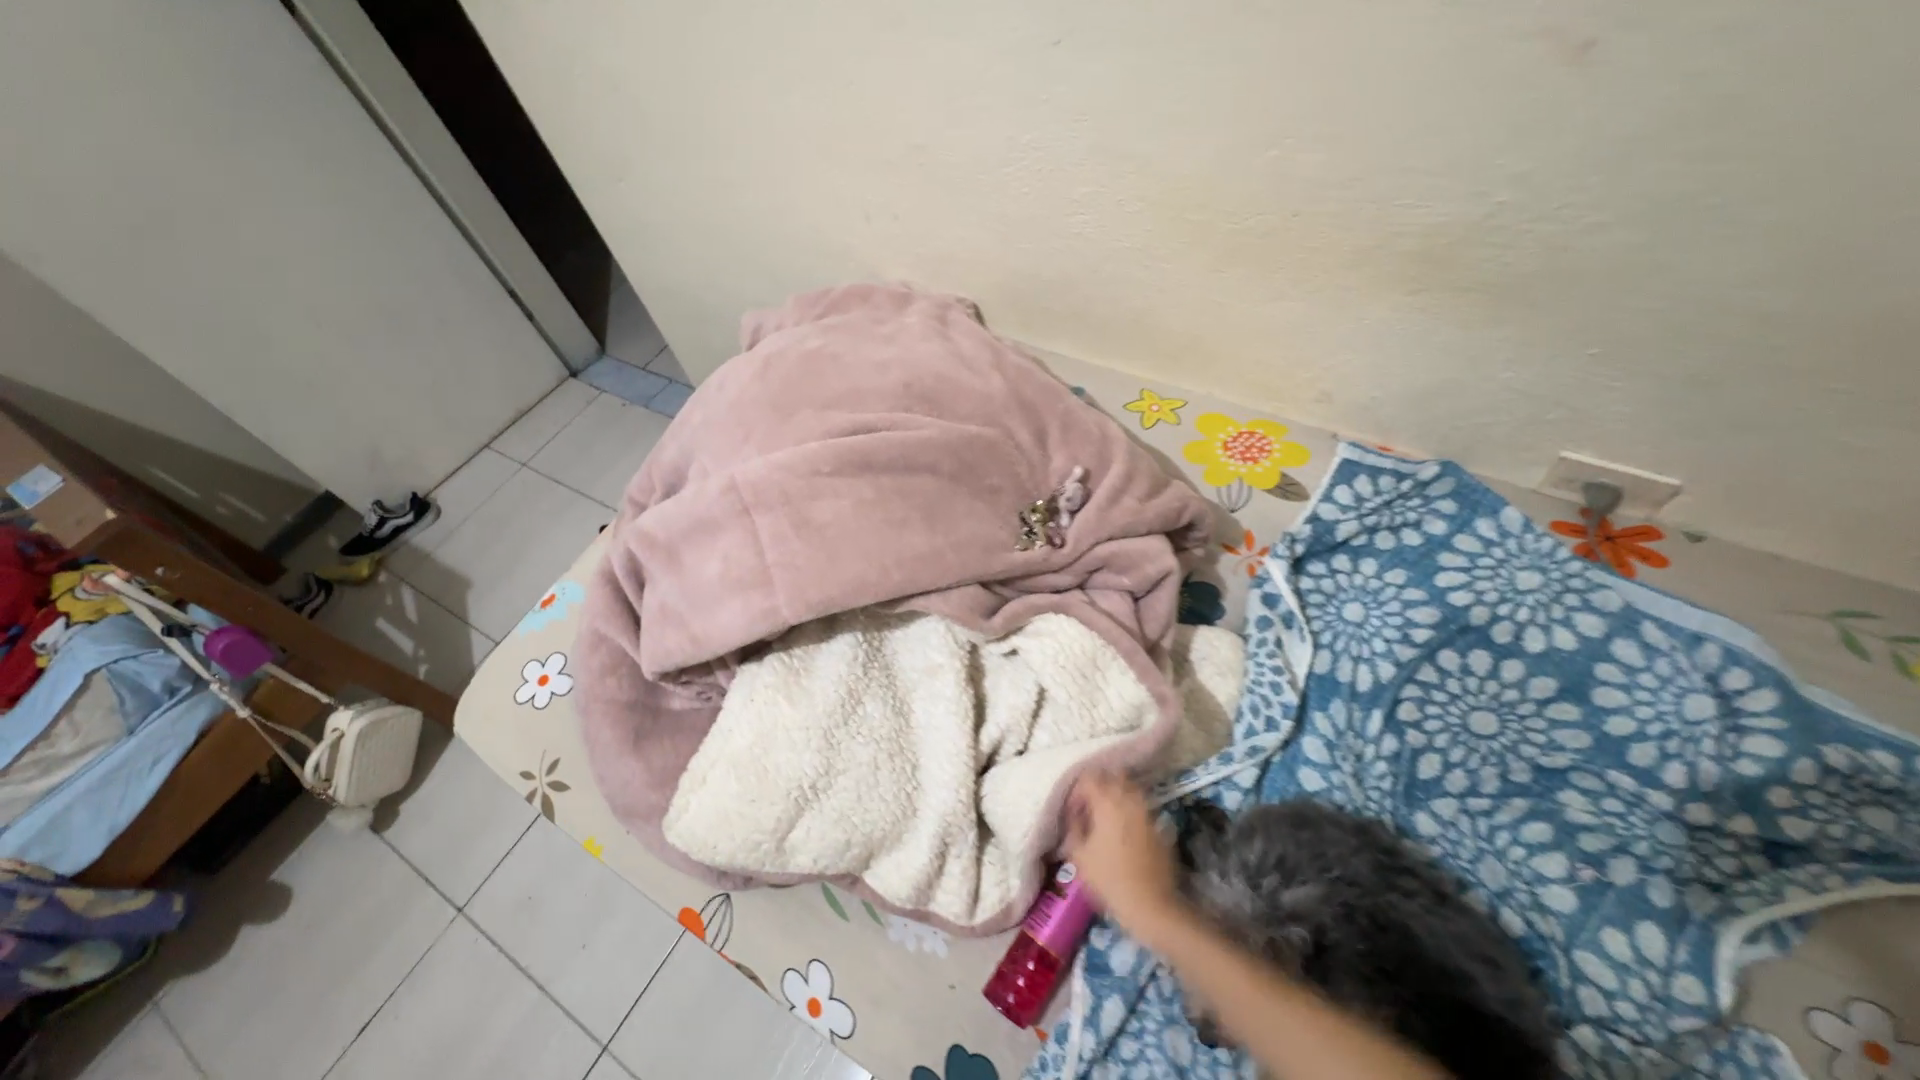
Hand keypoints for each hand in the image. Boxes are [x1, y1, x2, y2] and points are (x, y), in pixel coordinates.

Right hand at [1062, 772, 1183, 936]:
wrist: (1151, 904)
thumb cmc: (1109, 880)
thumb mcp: (1079, 856)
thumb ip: (1074, 827)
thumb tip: (1075, 816)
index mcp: (1107, 802)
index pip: (1089, 777)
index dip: (1077, 790)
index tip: (1072, 810)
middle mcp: (1130, 800)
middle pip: (1112, 777)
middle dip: (1098, 787)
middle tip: (1088, 808)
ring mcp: (1148, 812)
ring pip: (1130, 790)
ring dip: (1116, 797)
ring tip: (1105, 818)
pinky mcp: (1160, 827)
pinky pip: (1141, 808)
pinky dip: (1130, 811)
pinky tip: (1123, 831)